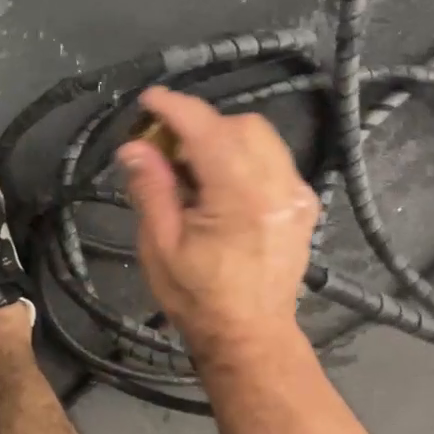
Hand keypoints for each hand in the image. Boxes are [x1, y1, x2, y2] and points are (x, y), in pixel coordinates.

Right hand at [118, 87, 319, 358]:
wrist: (248, 334)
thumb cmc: (196, 296)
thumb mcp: (160, 244)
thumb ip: (151, 189)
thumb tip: (133, 147)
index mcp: (241, 198)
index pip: (209, 133)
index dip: (176, 110)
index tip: (148, 100)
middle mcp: (279, 187)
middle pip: (242, 127)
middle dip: (199, 126)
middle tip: (161, 148)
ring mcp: (297, 194)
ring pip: (260, 139)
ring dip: (219, 140)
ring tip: (184, 168)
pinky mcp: (300, 204)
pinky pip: (270, 160)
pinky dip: (238, 157)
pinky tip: (212, 185)